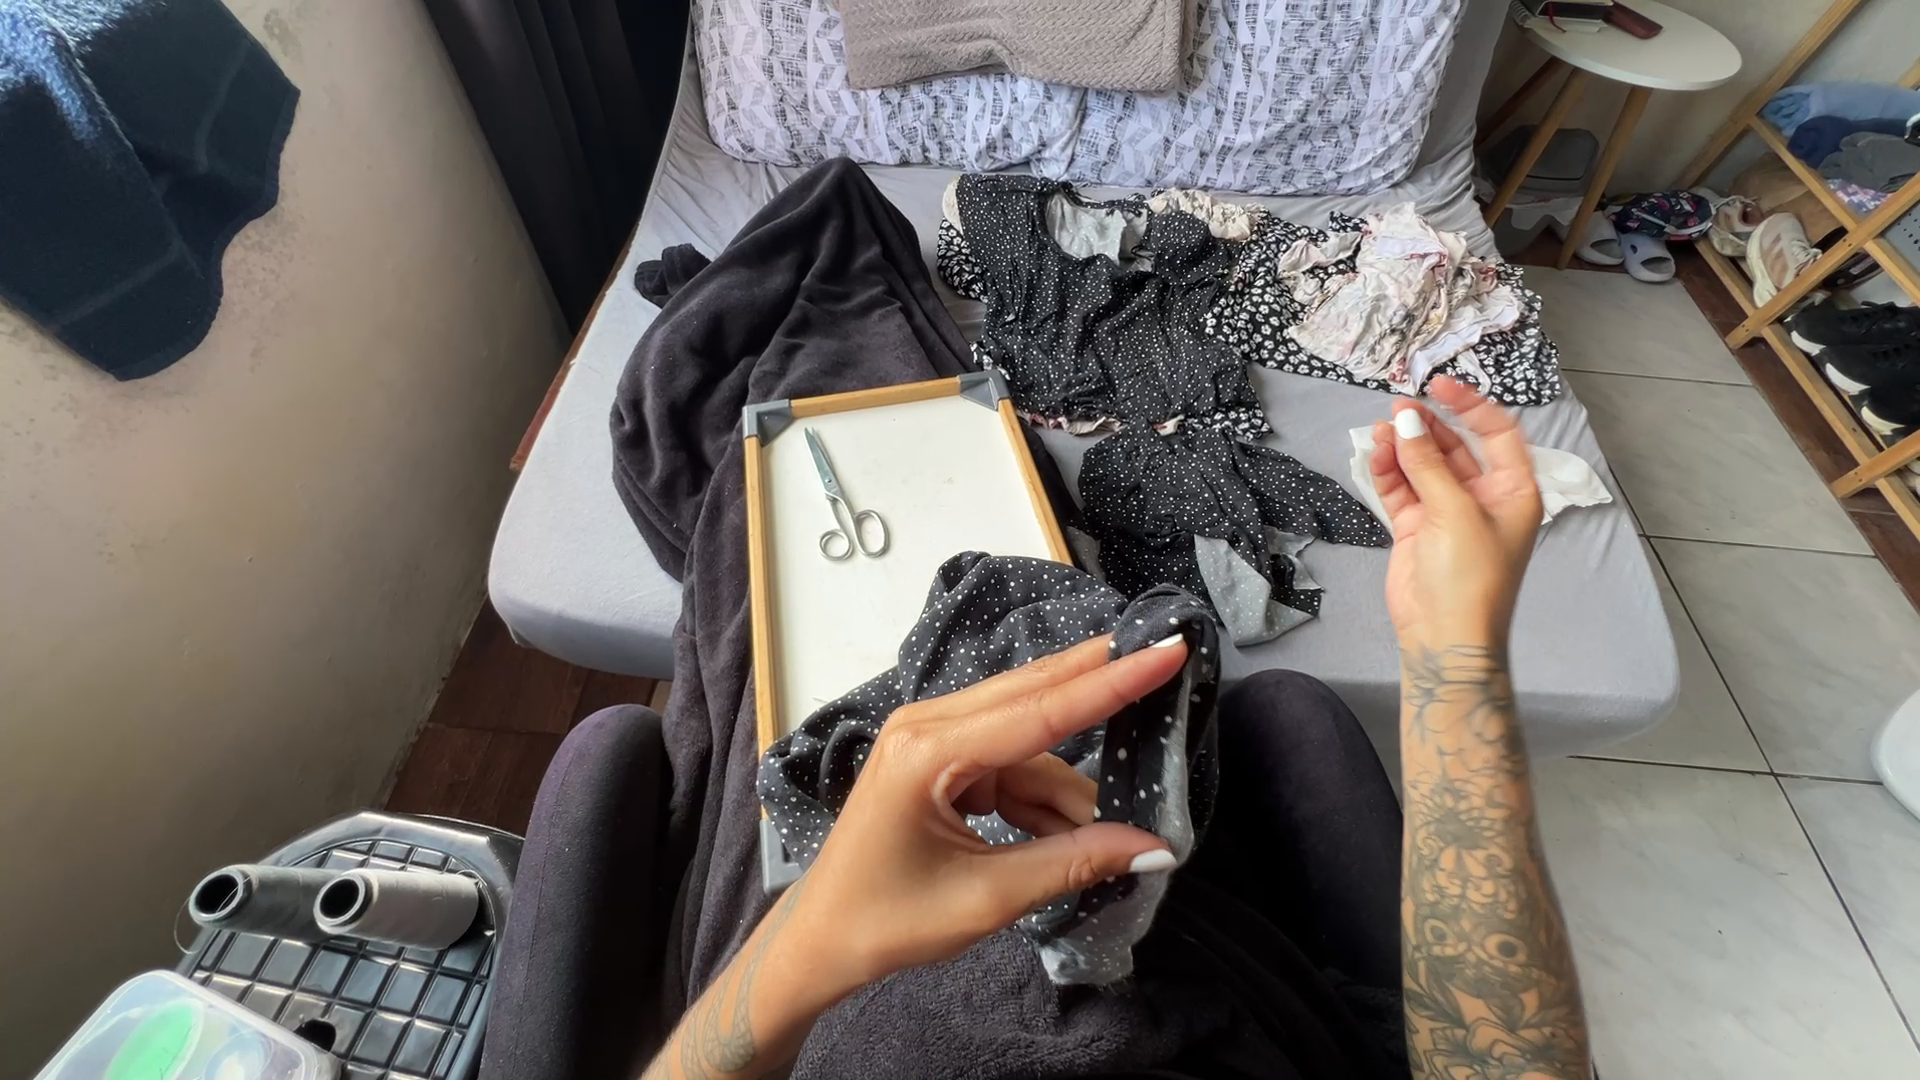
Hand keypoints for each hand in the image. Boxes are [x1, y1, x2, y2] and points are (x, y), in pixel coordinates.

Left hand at [785, 635, 1184, 999]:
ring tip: (1118, 827)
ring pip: (1029, 741)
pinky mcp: (943, 757)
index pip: (1040, 709)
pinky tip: (1074, 832)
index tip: (1165, 650)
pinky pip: (1012, 765)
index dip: (1110, 682)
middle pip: (1034, 695)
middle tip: (1168, 659)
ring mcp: (935, 736)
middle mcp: (931, 723)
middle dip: (1101, 683)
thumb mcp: (984, 899)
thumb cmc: (886, 921)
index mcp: (930, 749)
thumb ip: (1071, 863)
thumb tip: (1156, 848)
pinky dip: (1044, 797)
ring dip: (1071, 785)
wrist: (820, 938)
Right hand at [1369, 376, 1541, 650]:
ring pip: (1422, 467)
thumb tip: (1403, 420)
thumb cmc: (1469, 572)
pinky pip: (1400, 490)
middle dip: (1426, 427)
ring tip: (1376, 432)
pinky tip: (1374, 457)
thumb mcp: (1454, 513)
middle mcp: (1480, 496)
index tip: (1437, 386)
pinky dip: (1387, 473)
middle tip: (1395, 407)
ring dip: (1401, 449)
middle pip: (1453, 448)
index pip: (1496, 434)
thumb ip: (1428, 465)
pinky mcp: (1414, 527)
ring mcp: (1444, 512)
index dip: (1470, 406)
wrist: (1442, 630)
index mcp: (1512, 490)